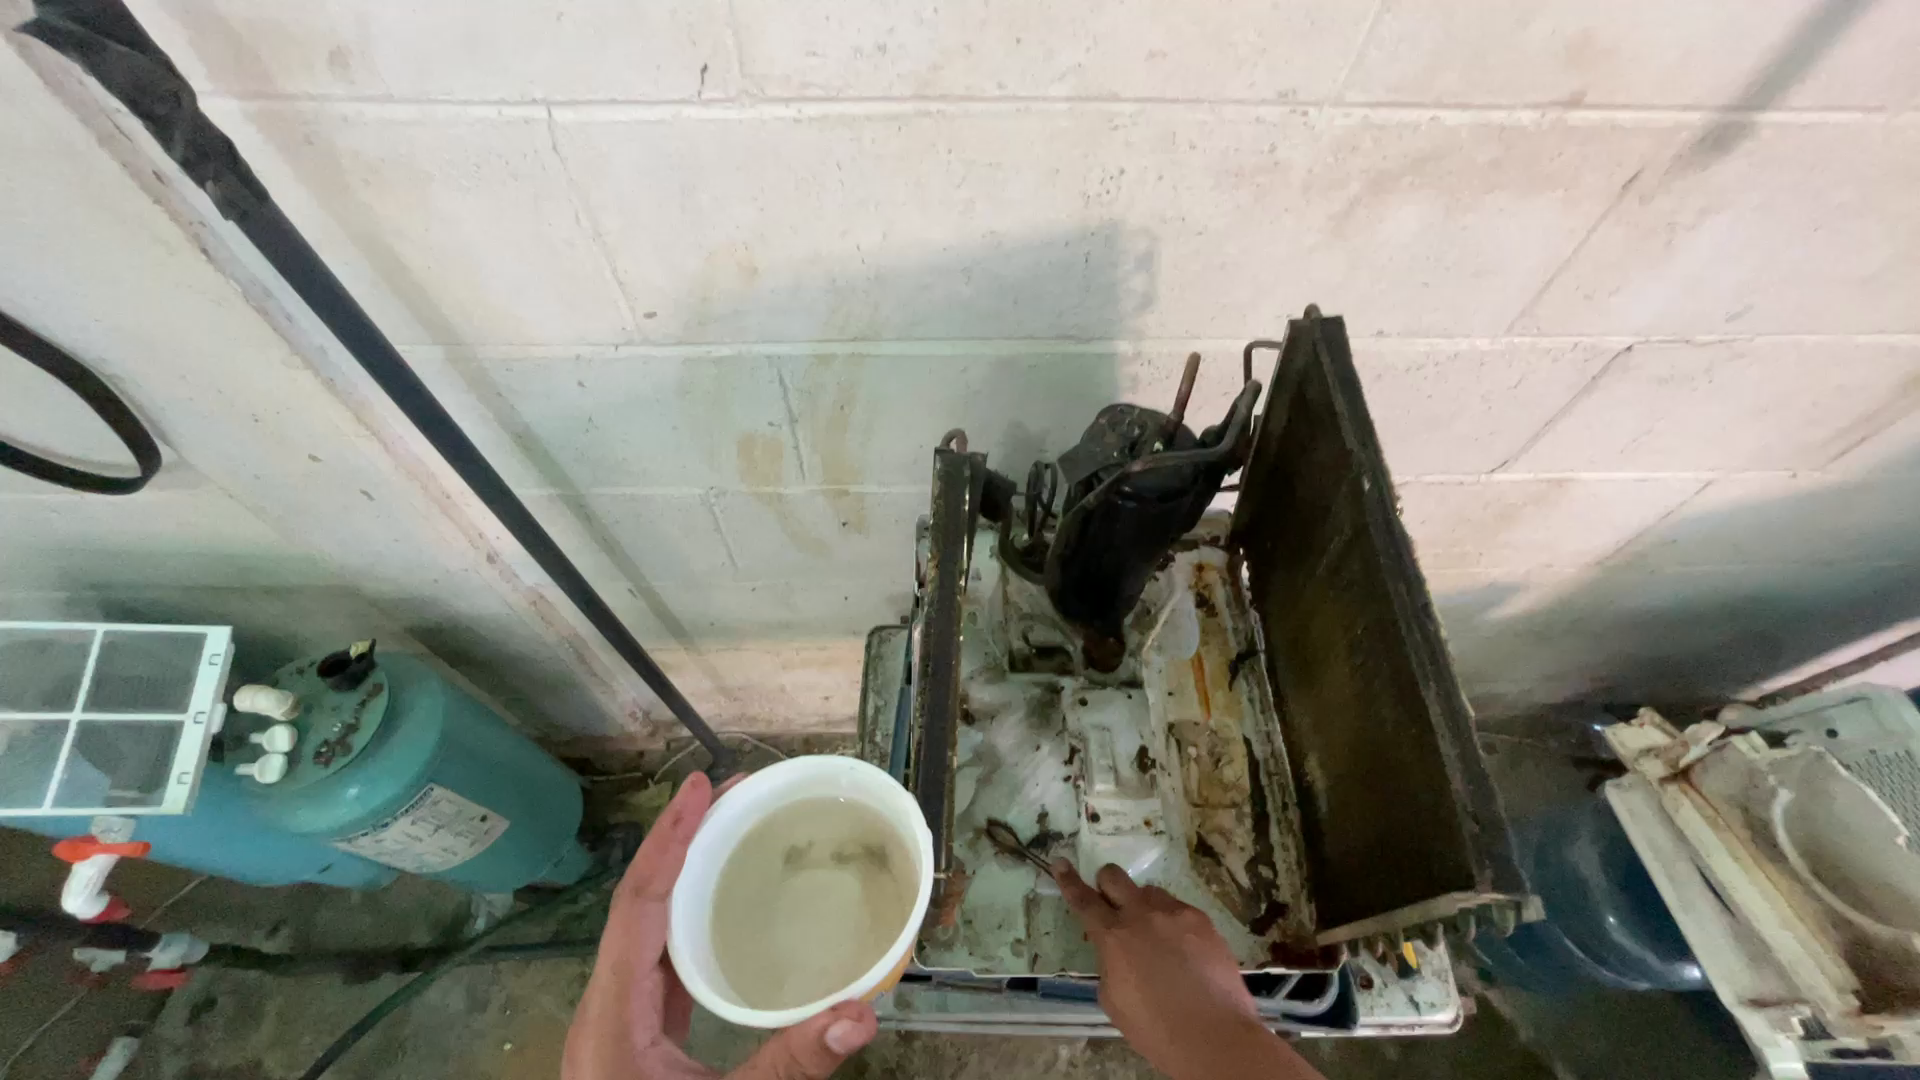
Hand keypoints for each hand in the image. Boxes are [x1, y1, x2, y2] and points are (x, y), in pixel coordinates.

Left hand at [564, 772, 877, 1079]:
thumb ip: (792, 1066)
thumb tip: (866, 1009)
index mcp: (611, 1019)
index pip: (636, 906)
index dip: (668, 841)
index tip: (700, 787)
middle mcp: (605, 1009)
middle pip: (636, 904)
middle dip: (679, 841)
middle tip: (729, 793)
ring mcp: (617, 1023)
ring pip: (645, 927)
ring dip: (683, 873)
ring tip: (729, 831)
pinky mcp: (634, 1037)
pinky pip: (659, 956)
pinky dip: (689, 915)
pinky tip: (723, 908)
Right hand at [1053, 860, 1321, 1079]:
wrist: (1215, 1038)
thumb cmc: (1157, 1029)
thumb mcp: (1114, 1000)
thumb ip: (1109, 964)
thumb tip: (1116, 952)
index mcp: (1113, 936)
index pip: (1083, 899)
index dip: (1068, 879)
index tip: (1060, 862)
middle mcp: (1141, 914)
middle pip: (1114, 876)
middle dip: (1107, 886)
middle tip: (1114, 908)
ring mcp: (1174, 912)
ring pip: (1150, 892)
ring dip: (1145, 908)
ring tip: (1159, 941)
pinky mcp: (1201, 919)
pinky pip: (1178, 909)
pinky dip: (1173, 924)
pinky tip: (1185, 953)